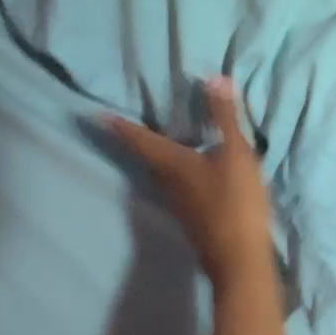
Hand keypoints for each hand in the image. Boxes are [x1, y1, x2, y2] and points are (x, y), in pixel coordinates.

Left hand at [106, 77, 273, 282]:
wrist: (239, 258)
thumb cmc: (234, 201)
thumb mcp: (235, 153)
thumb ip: (225, 117)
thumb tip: (213, 76)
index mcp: (172, 162)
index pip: (139, 138)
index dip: (119, 125)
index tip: (96, 114)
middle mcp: (167, 181)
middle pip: (148, 156)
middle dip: (140, 139)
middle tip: (131, 122)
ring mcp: (180, 202)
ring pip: (163, 172)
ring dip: (161, 155)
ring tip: (164, 140)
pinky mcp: (194, 215)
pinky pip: (180, 184)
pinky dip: (181, 170)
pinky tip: (194, 168)